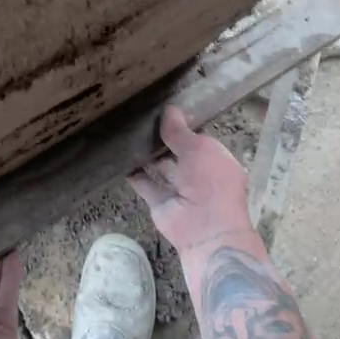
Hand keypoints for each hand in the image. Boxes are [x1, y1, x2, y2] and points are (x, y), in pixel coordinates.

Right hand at [128, 106, 258, 259]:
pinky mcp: (160, 202)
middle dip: (164, 139)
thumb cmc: (211, 182)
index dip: (184, 126)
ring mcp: (179, 190)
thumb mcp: (199, 148)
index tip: (164, 111)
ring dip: (148, 155)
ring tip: (129, 133)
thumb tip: (169, 110)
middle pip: (178, 153)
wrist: (205, 228)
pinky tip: (122, 158)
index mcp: (217, 161)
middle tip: (142, 118)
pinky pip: (146, 184)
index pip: (199, 140)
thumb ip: (180, 131)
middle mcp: (200, 175)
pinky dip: (135, 173)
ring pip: (161, 168)